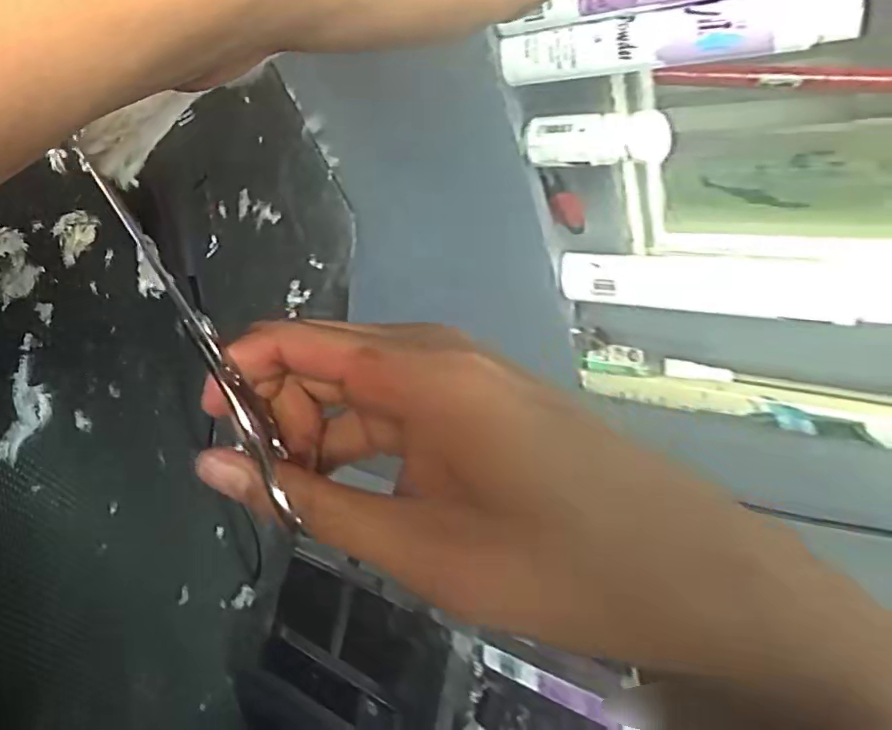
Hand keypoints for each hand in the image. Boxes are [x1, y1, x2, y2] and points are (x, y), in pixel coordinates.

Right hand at [194, 322, 891, 721]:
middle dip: (272, 406)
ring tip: (302, 485)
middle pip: (311, 355)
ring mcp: (454, 370)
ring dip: (309, 424)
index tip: (210, 420)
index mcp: (417, 371)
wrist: (727, 593)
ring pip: (343, 378)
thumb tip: (205, 465)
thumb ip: (302, 501)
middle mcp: (429, 351)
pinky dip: (350, 433)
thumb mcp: (418, 548)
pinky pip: (382, 397)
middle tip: (262, 470)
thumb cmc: (563, 565)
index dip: (236, 369)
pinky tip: (349, 482)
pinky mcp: (470, 395)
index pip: (290, 339)